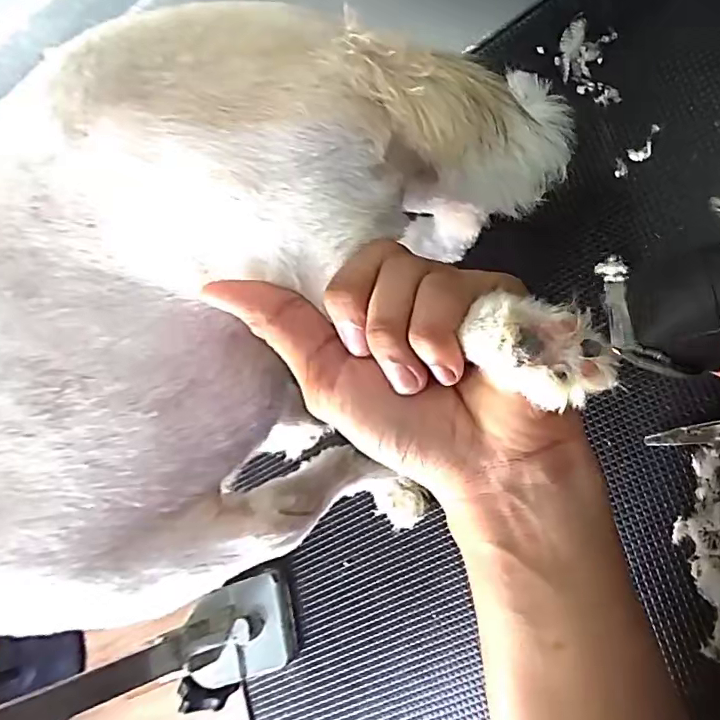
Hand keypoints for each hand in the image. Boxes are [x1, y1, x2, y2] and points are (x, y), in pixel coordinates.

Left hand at [201, 240, 591, 503]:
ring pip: (420, 276)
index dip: (349, 306)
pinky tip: (460, 368)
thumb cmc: (413, 431)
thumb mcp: (331, 383)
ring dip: (411, 341)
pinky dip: (443, 337)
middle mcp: (431, 291)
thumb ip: (286, 329)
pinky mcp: (504, 297)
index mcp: (391, 305)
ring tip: (434, 379)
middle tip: (402, 376)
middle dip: (379, 329)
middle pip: (387, 261)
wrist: (478, 459)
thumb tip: (216, 285)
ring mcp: (470, 292)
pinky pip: (458, 288)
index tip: (361, 356)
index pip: (358, 261)